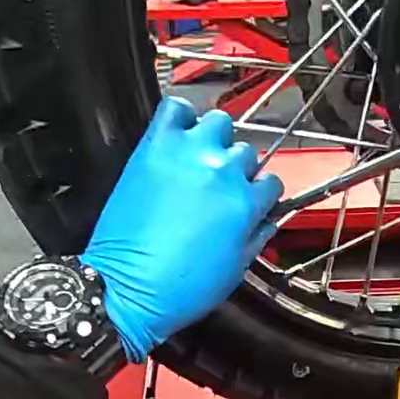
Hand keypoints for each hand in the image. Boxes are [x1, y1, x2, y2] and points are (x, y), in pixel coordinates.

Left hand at [82, 98, 282, 360]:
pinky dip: (180, 117)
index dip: (260, 195)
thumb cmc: (181, 288)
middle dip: (236, 170)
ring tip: (199, 159)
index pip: (271, 183)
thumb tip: (267, 219)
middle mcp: (223, 172)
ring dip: (214, 139)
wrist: (128, 290)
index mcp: (246, 204)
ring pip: (218, 122)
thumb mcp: (235, 270)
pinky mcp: (154, 147)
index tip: (249, 202)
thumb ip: (257, 236)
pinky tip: (178, 136)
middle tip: (218, 188)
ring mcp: (188, 154)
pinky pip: (174, 109)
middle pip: (245, 153)